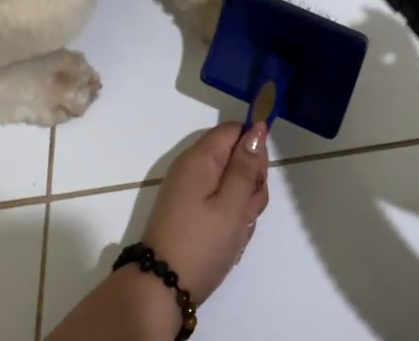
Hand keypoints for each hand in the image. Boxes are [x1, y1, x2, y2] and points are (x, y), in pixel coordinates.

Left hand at [139, 121, 271, 304]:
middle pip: (234, 158)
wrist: (160, 290)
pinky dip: (229, 219)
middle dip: (250, 183)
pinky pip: (218, 204)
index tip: (258, 179)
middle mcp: (192, 168)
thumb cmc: (201, 243)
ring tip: (236, 232)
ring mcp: (189, 192)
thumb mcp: (232, 204)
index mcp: (200, 158)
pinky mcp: (189, 213)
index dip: (254, 148)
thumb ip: (246, 165)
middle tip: (247, 212)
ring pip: (230, 185)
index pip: (235, 130)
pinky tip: (229, 241)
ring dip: (242, 206)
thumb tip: (256, 128)